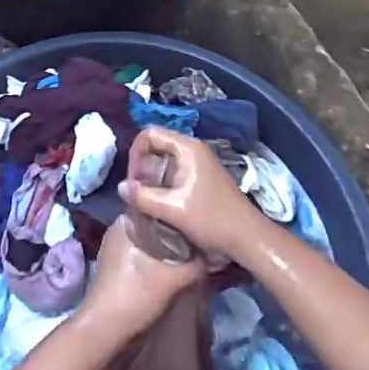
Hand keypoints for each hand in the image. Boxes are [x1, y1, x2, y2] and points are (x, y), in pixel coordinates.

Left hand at [75, 218, 205, 341]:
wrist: (104, 332)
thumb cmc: (135, 295)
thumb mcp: (173, 278)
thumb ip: (196, 263)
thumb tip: (213, 254)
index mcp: (127, 220)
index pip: (157, 201)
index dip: (179, 206)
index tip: (199, 214)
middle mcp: (120, 228)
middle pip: (156, 221)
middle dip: (177, 227)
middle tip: (202, 233)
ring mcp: (118, 247)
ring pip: (151, 237)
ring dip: (170, 243)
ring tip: (195, 248)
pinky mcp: (120, 264)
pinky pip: (146, 250)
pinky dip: (160, 255)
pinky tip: (177, 263)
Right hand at [119, 127, 269, 260]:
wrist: (246, 235)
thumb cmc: (211, 219)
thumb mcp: (173, 209)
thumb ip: (143, 197)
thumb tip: (121, 187)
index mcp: (187, 147)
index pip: (150, 134)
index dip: (136, 153)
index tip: (134, 180)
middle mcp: (193, 148)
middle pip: (157, 144)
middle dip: (142, 165)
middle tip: (137, 191)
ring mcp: (199, 161)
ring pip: (165, 158)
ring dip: (152, 175)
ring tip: (146, 198)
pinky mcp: (202, 174)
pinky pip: (175, 169)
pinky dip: (163, 181)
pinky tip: (161, 202)